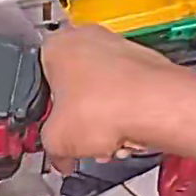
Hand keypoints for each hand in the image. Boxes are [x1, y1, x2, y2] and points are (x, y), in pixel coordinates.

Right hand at [40, 24, 182, 163]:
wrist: (156, 108)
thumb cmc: (107, 108)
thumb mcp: (56, 140)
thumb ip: (51, 149)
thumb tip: (60, 158)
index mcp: (56, 45)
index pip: (40, 79)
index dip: (47, 111)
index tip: (53, 128)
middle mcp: (88, 38)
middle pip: (75, 88)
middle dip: (79, 119)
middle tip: (80, 140)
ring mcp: (120, 48)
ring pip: (102, 92)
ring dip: (103, 120)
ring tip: (107, 143)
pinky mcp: (145, 64)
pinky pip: (126, 94)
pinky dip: (124, 114)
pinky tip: (127, 134)